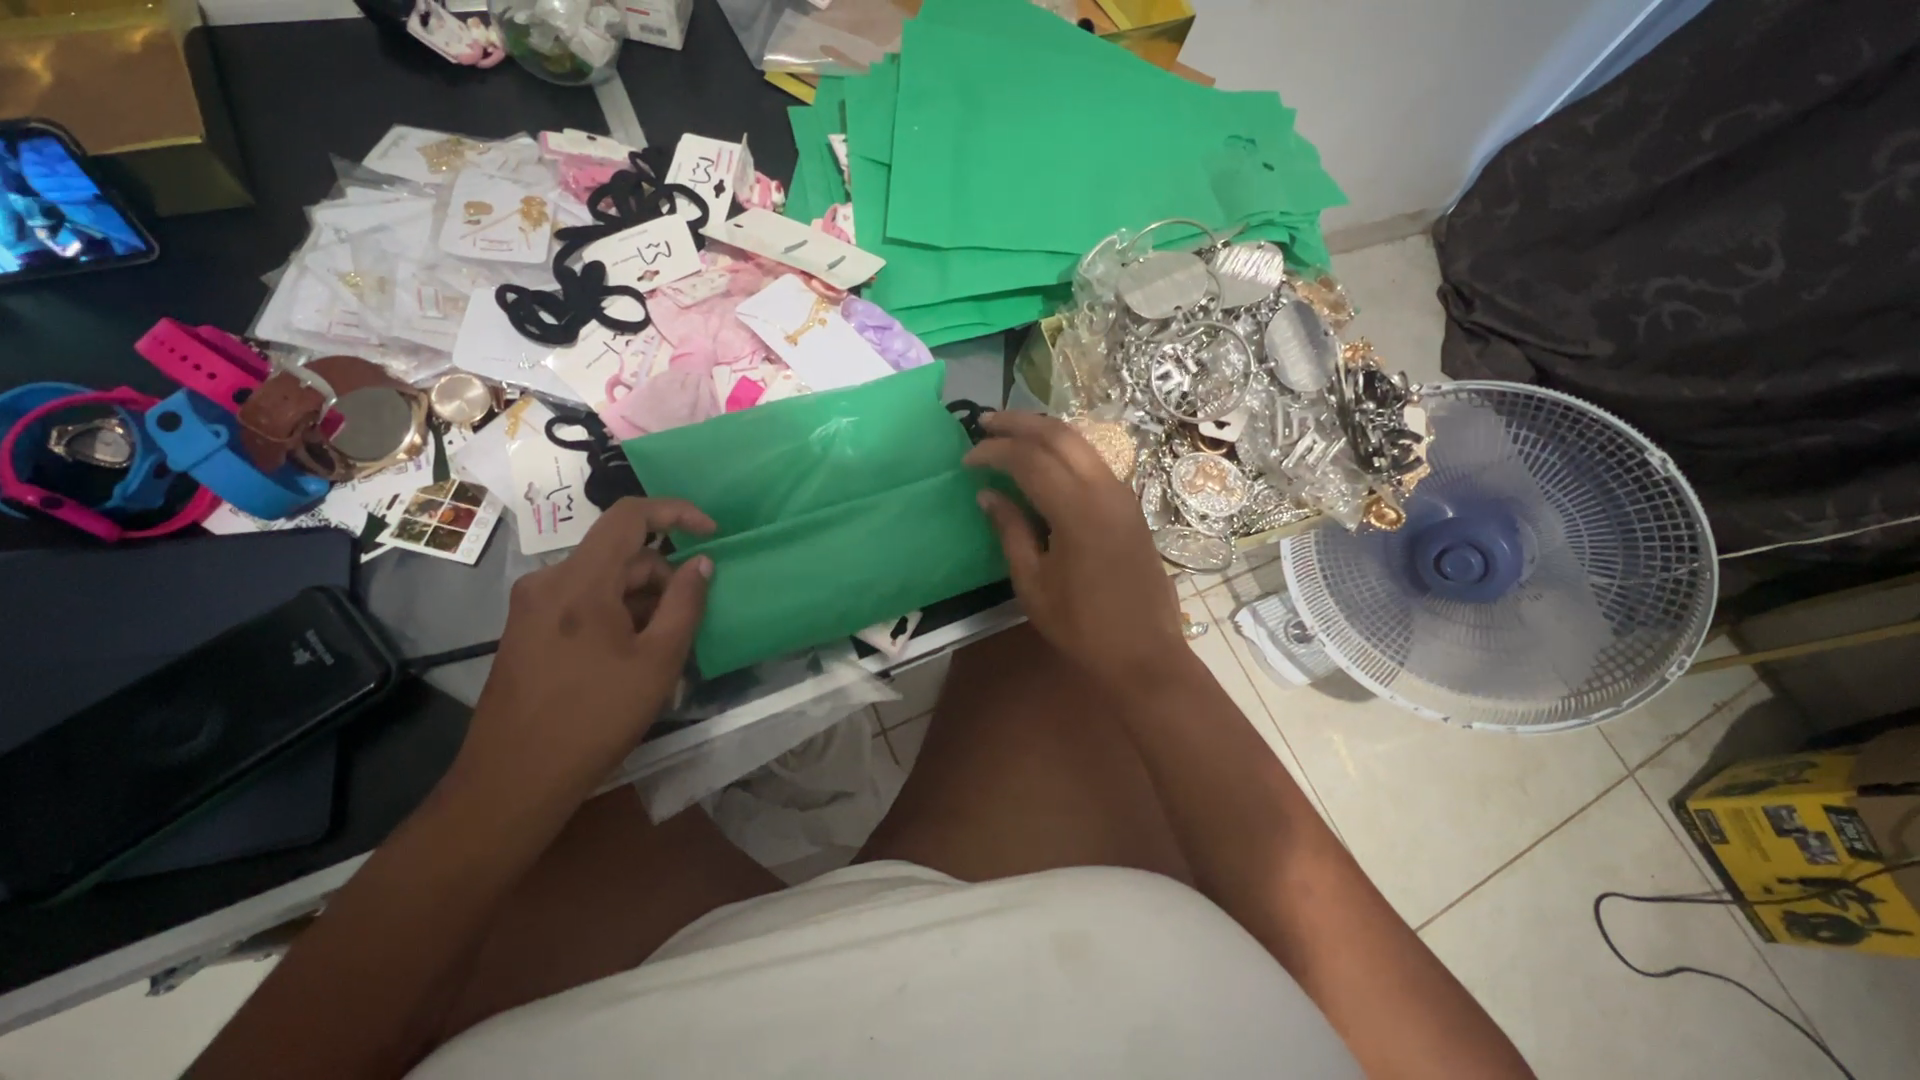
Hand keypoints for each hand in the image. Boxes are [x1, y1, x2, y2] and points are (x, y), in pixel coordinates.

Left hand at [460, 497, 714, 797]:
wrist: (515, 777)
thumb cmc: (595, 718)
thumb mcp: (657, 661)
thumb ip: (685, 604)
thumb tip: (702, 563)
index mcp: (580, 581)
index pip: (630, 516)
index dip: (676, 512)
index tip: (711, 534)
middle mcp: (548, 581)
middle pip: (619, 554)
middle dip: (662, 577)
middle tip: (690, 623)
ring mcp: (532, 606)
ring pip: (601, 582)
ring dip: (640, 602)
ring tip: (662, 651)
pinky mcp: (525, 631)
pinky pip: (581, 603)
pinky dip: (614, 616)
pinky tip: (630, 659)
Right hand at [965, 411, 1187, 691]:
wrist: (1144, 651)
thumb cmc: (1082, 626)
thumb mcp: (1033, 583)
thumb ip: (1010, 531)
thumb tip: (988, 494)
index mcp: (1077, 510)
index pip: (1029, 460)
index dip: (994, 453)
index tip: (967, 460)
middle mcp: (1104, 490)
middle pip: (1059, 435)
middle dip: (1020, 424)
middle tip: (985, 422)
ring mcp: (1122, 495)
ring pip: (1082, 442)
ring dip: (1044, 432)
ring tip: (1011, 433)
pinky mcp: (1130, 505)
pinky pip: (1095, 461)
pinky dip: (1065, 450)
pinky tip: (1044, 460)